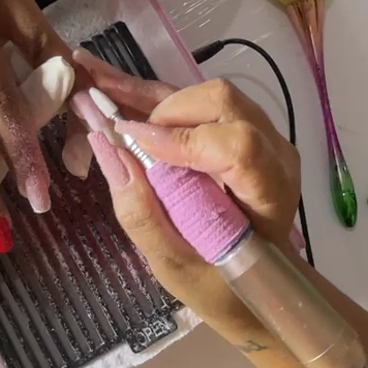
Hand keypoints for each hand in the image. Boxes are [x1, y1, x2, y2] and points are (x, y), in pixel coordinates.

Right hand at [75, 50, 302, 343]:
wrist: (255, 282)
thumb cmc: (221, 284)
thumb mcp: (175, 265)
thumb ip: (142, 212)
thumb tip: (108, 151)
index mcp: (268, 192)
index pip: (238, 146)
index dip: (182, 138)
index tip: (131, 141)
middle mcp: (272, 152)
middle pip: (220, 102)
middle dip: (161, 110)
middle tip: (113, 124)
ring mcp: (259, 132)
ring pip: (203, 92)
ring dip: (147, 93)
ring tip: (94, 83)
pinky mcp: (237, 125)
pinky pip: (193, 100)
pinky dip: (150, 96)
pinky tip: (109, 84)